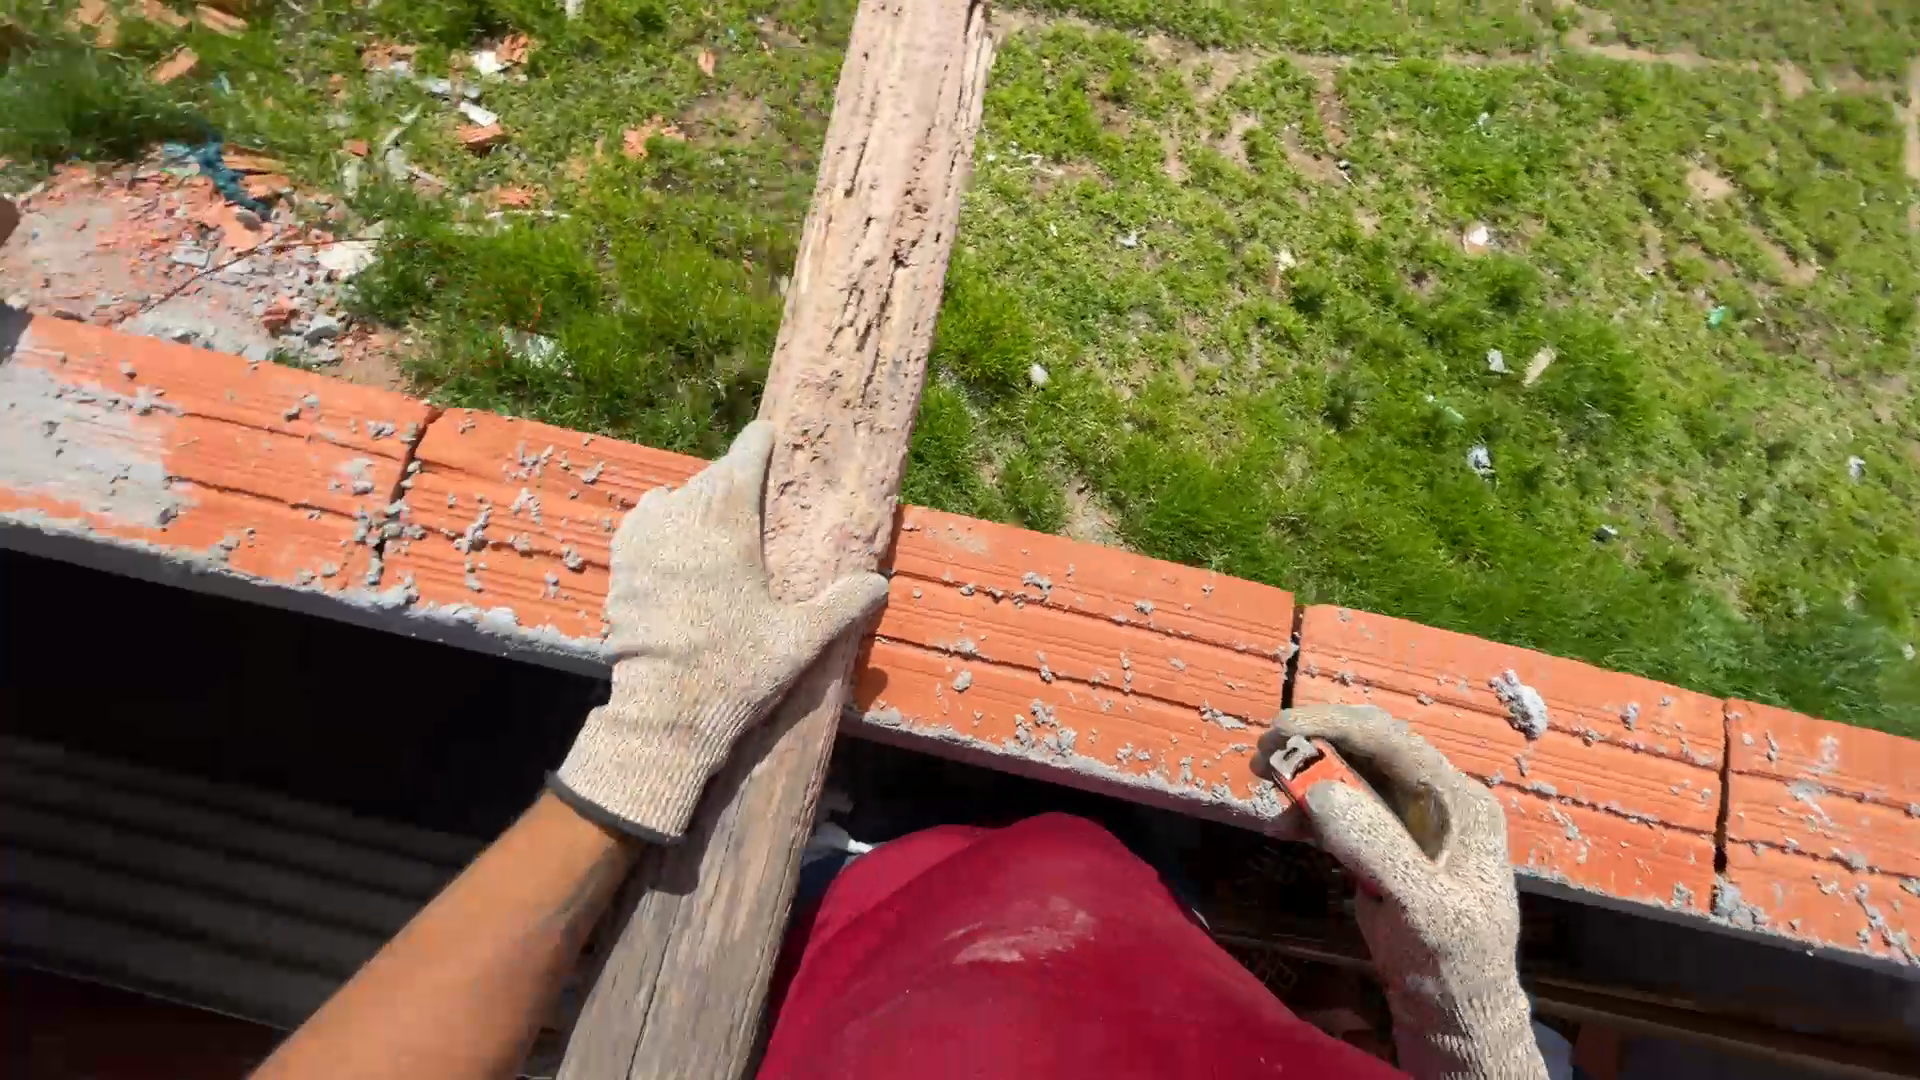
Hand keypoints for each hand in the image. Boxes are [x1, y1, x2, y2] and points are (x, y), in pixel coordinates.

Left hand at [549, 421, 889, 843]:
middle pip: (709, 478)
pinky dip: (660, 517)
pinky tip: (669, 534)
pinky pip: (641, 521)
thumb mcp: (803, 639)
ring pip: (672, 496)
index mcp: (727, 527)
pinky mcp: (621, 568)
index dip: (756, 443)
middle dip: (732, 475)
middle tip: (753, 483)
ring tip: (713, 513)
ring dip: (696, 497)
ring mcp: (644, 543)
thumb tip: (879, 583)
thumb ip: (845, 604)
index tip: (766, 432)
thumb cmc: (738, 670)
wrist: (664, 716)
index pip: (741, 463)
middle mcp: (681, 522)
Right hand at [1256, 706, 1545, 1079]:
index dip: (1332, 724)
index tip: (1281, 728)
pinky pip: (1336, 803)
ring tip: (1264, 780)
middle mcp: (1433, 796)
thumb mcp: (1423, 910)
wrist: (1450, 1009)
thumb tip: (1320, 787)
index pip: (1390, 739)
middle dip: (1311, 742)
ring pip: (1344, 770)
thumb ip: (1378, 848)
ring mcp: (1406, 815)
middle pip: (1363, 745)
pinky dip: (1304, 808)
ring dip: (1302, 772)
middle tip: (1264, 754)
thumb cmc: (1452, 961)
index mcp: (1457, 800)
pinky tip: (1283, 828)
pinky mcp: (1380, 836)